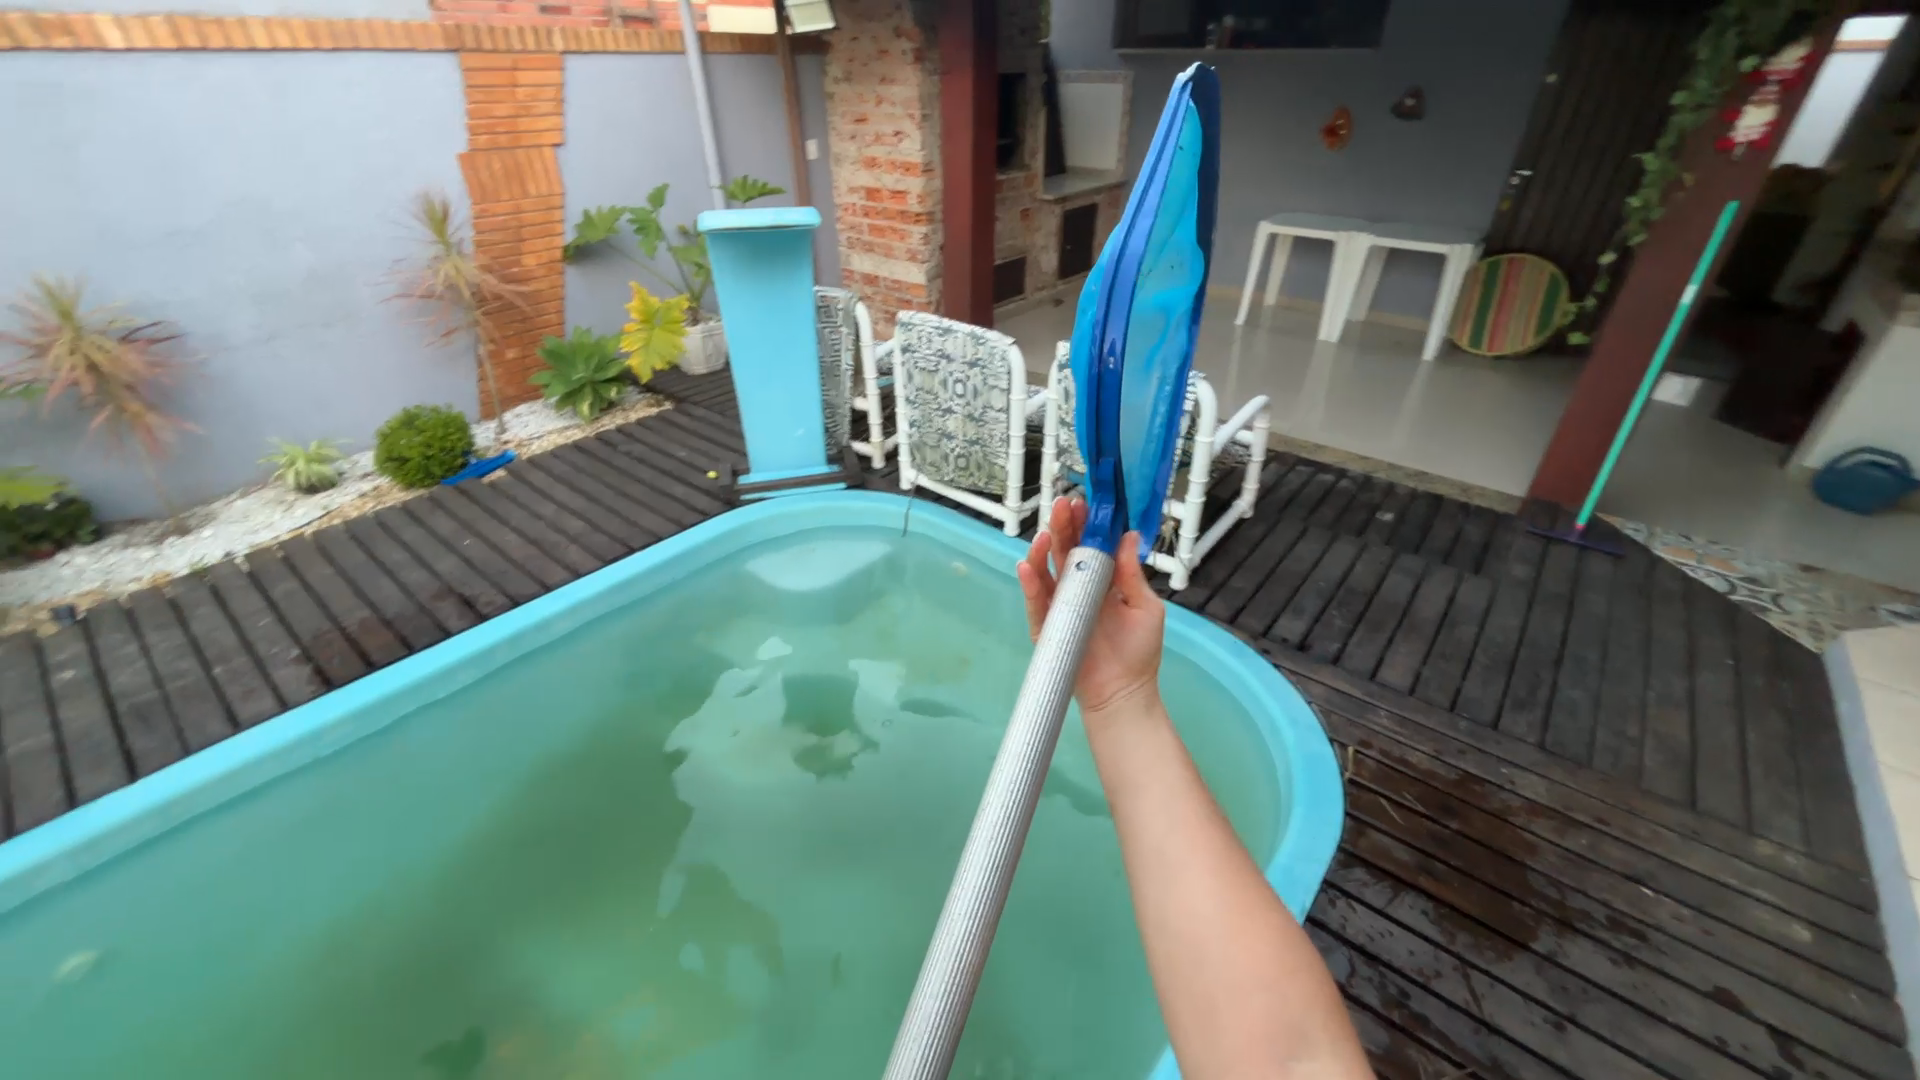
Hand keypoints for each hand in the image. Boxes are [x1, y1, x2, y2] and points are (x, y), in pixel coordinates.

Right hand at [1016, 496, 1165, 717]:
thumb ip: (1132, 573)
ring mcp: (1058, 606)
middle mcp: (1078, 588)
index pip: (1091, 545)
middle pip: (1065, 551)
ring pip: (1046, 570)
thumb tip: (1127, 536)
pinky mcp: (1044, 626)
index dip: (1087, 525)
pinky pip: (1034, 601)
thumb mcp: (1145, 608)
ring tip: (1046, 532)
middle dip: (1063, 527)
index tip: (1086, 504)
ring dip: (1043, 549)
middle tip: (1063, 505)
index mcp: (1103, 580)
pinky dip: (1030, 582)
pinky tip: (1028, 565)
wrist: (1123, 693)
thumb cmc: (1139, 652)